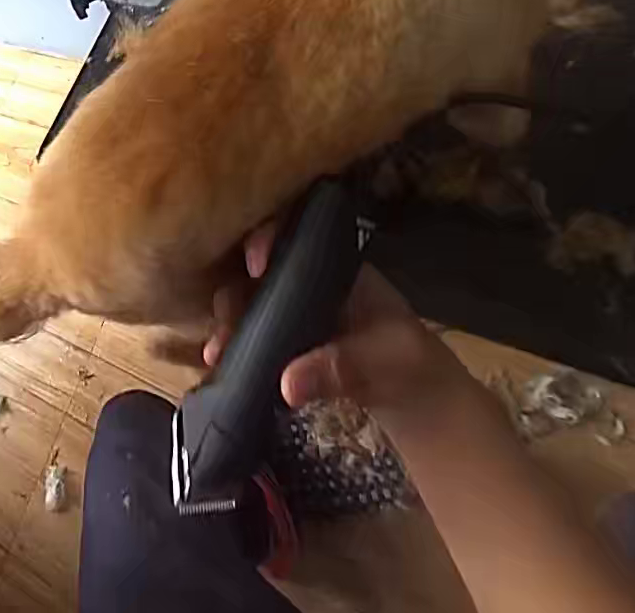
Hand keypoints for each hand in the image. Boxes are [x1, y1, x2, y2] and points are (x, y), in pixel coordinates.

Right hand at [205, 223, 461, 421]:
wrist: (419, 400)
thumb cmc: (408, 365)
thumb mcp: (381, 364)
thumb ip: (339, 369)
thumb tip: (286, 383)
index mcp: (337, 266)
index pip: (296, 233)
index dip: (269, 238)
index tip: (255, 267)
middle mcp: (310, 279)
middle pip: (261, 264)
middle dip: (236, 286)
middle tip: (224, 317)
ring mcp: (296, 307)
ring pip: (250, 296)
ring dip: (228, 317)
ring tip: (216, 348)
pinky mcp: (287, 338)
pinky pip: (252, 330)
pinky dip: (233, 341)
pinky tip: (216, 361)